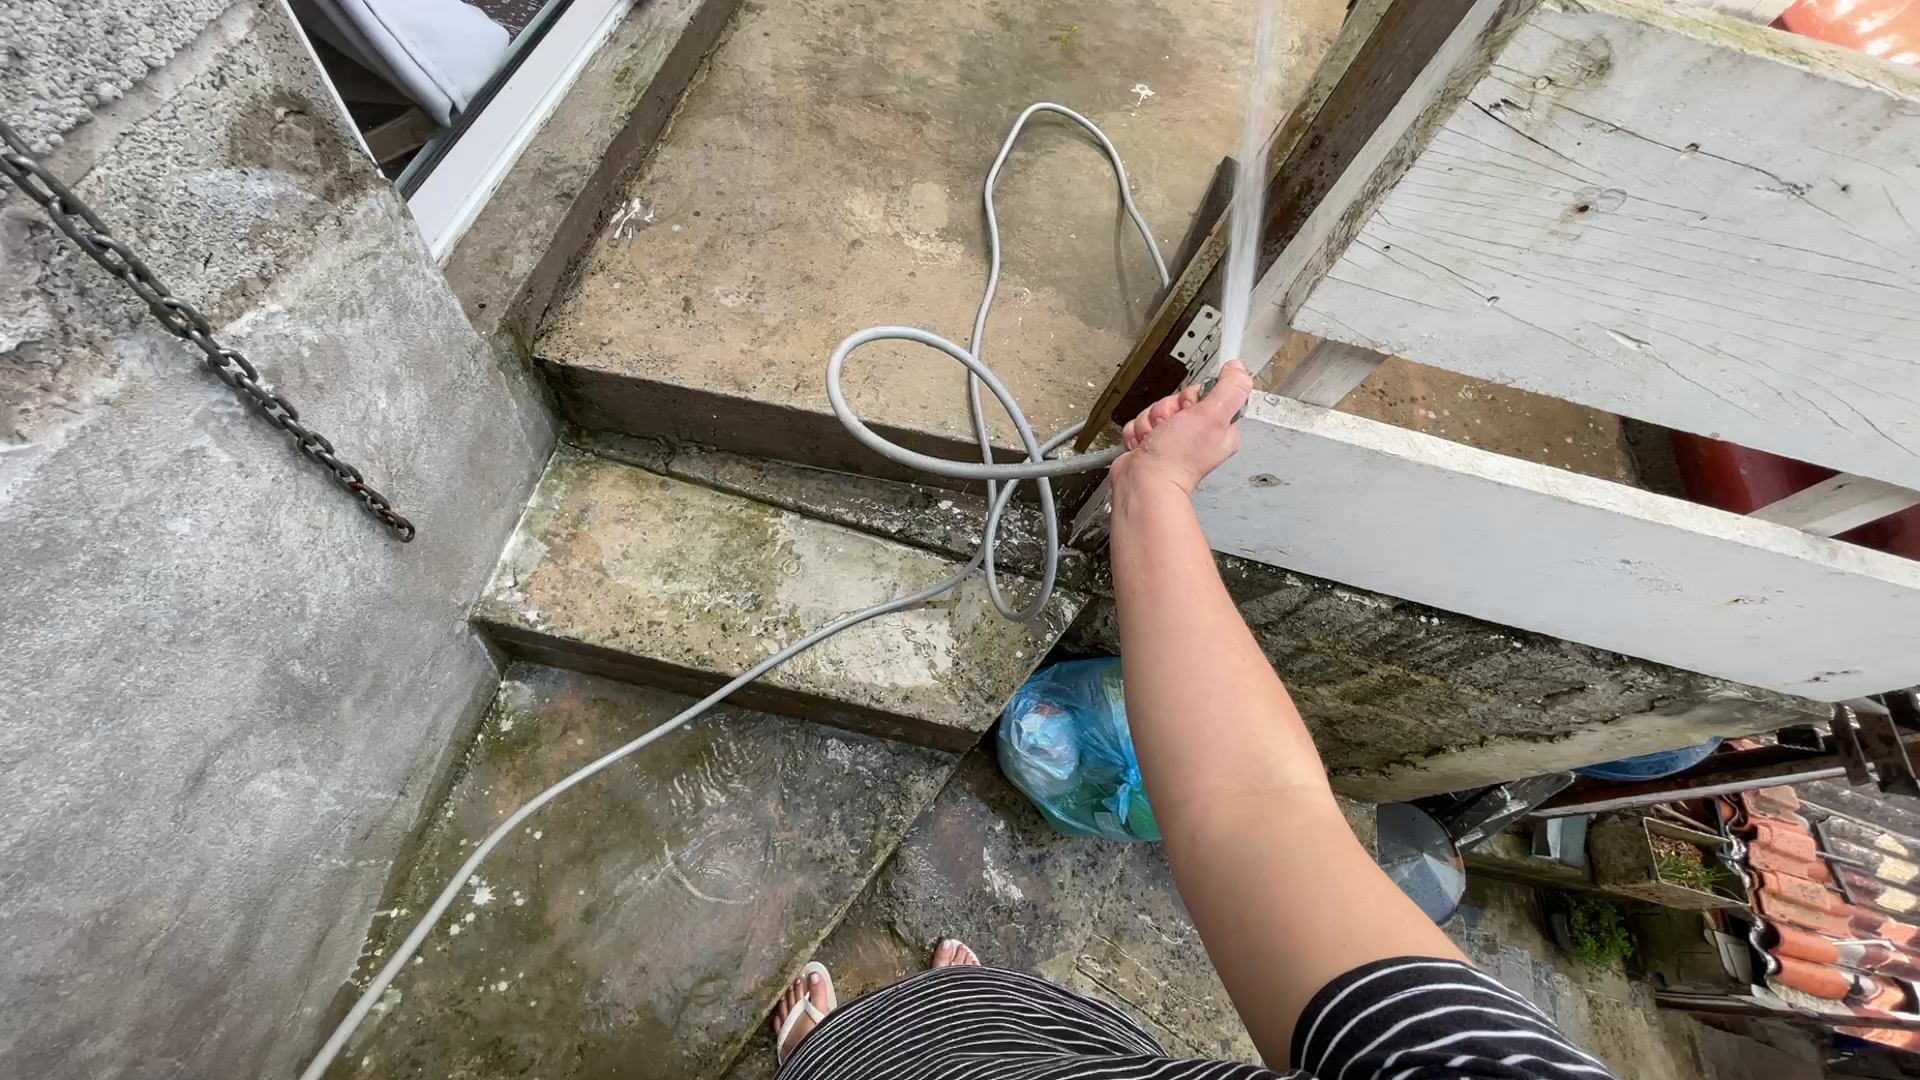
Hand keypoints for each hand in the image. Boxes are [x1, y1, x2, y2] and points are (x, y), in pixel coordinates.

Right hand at [1113, 361, 1252, 494]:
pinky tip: (1145, 446)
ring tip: (1156, 441)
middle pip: (1175, 400)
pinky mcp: (1150, 444)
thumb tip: (1236, 369)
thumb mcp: (1214, 415)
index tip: (1189, 411)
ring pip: (1154, 410)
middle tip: (1169, 428)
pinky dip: (1136, 433)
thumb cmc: (1177, 459)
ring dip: (1149, 423)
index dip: (1190, 398)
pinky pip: (1138, 424)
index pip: (1202, 392)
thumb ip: (1231, 388)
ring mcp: (1171, 440)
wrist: (1144, 483)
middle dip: (1165, 411)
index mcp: (1219, 428)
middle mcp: (1196, 434)